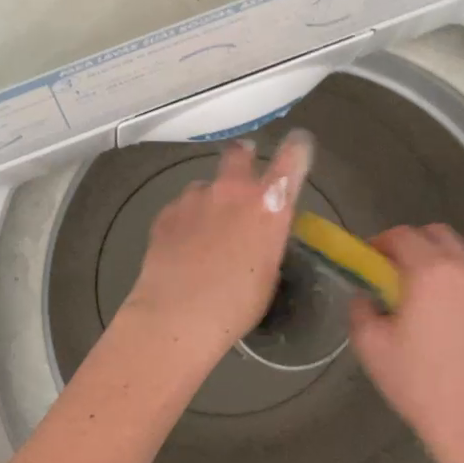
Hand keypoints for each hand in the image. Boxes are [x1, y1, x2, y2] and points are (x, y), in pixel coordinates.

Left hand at [120, 130, 313, 362]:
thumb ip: (267, 239)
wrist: (178, 315)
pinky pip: (181, 207)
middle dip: (243, 158)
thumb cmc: (236, 304)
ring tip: (204, 231)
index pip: (293, 157)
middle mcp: (233, 190)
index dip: (297, 149)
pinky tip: (182, 246)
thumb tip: (259, 232)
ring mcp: (195, 198)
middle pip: (239, 153)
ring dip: (209, 199)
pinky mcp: (166, 213)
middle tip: (242, 176)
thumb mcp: (268, 272)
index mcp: (269, 205)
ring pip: (205, 186)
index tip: (297, 147)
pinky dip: (185, 219)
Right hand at [349, 224, 463, 462]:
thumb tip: (366, 297)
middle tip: (389, 273)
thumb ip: (361, 310)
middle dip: (409, 244)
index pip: (402, 235)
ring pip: (458, 255)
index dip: (378, 243)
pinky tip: (440, 316)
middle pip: (436, 234)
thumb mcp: (371, 346)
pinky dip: (453, 282)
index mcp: (430, 272)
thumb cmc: (417, 382)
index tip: (366, 261)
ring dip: (434, 262)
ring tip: (416, 296)